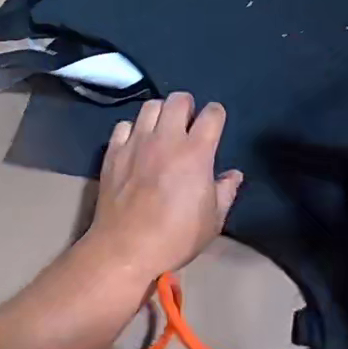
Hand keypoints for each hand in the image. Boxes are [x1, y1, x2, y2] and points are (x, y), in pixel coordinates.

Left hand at [81, 93, 243, 281]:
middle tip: (187, 125)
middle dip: (187, 107)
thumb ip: (225, 192)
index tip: (214, 126)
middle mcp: (166, 139)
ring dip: (160, 114)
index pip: (212, 114)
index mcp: (196, 152)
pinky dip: (133, 130)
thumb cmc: (175, 237)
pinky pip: (123, 125)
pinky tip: (136, 145)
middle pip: (178, 99)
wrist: (126, 248)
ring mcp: (136, 143)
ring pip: (150, 106)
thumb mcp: (213, 221)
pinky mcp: (113, 152)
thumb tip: (234, 175)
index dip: (216, 116)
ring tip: (162, 131)